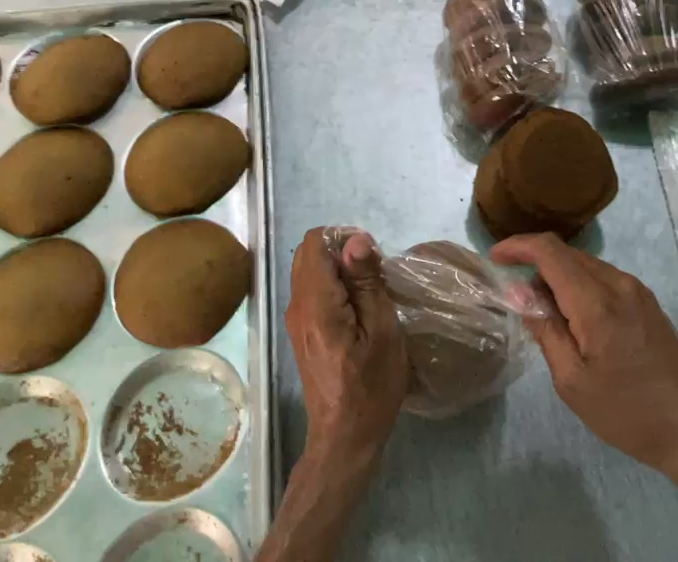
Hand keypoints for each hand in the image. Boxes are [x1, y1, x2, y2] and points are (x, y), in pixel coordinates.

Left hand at [286, 227, 407, 462]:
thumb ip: (367, 282)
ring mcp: (295, 320)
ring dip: (339, 270)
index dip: (345, 239)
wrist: (344, 437)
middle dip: (342, 251)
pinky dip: (335, 288)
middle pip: (309, 253)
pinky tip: (359, 311)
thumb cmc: (371, 386)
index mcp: (316, 304)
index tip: (372, 259)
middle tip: (374, 275)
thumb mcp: (382, 331)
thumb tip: (356, 239)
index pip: (315, 243)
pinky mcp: (302, 332)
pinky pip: (313, 291)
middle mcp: (296, 306)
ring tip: (370, 293)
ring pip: (310, 271)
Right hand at [493, 234, 677, 561]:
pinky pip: (604, 279)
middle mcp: (619, 284)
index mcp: (597, 301)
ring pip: (587, 265)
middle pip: (568, 254)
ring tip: (539, 310)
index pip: (550, 251)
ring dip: (558, 276)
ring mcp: (637, 291)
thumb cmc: (627, 412)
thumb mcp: (572, 381)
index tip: (494, 259)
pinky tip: (571, 316)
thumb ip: (545, 329)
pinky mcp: (648, 303)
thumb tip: (521, 292)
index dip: (519, 246)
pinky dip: (579, 286)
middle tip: (512, 292)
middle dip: (535, 263)